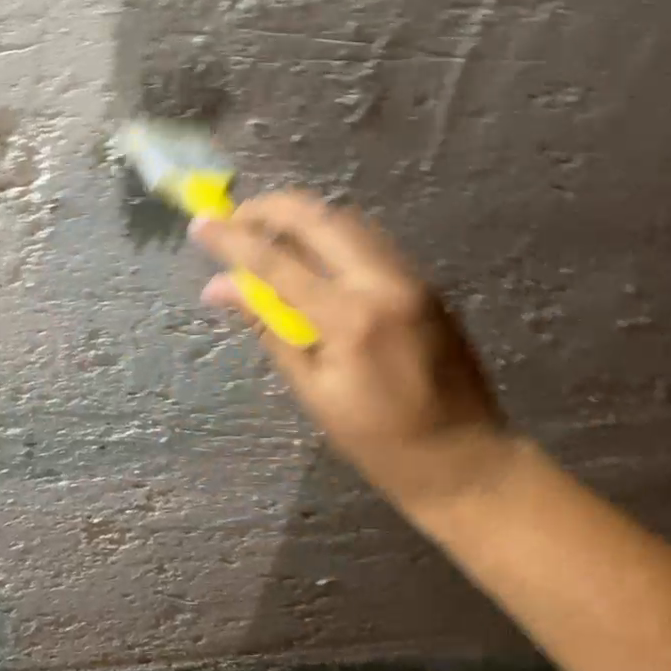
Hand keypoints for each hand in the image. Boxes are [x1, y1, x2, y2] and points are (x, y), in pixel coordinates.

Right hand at [192, 190, 513, 509]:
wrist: (471, 462)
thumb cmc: (381, 443)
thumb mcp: (314, 391)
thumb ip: (268, 327)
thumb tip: (218, 288)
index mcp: (351, 319)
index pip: (276, 262)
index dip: (231, 240)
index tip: (199, 225)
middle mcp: (384, 282)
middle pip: (317, 217)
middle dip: (268, 208)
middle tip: (233, 217)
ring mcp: (411, 277)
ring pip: (346, 220)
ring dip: (300, 217)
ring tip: (265, 234)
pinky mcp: (424, 282)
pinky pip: (367, 240)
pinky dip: (330, 234)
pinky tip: (309, 255)